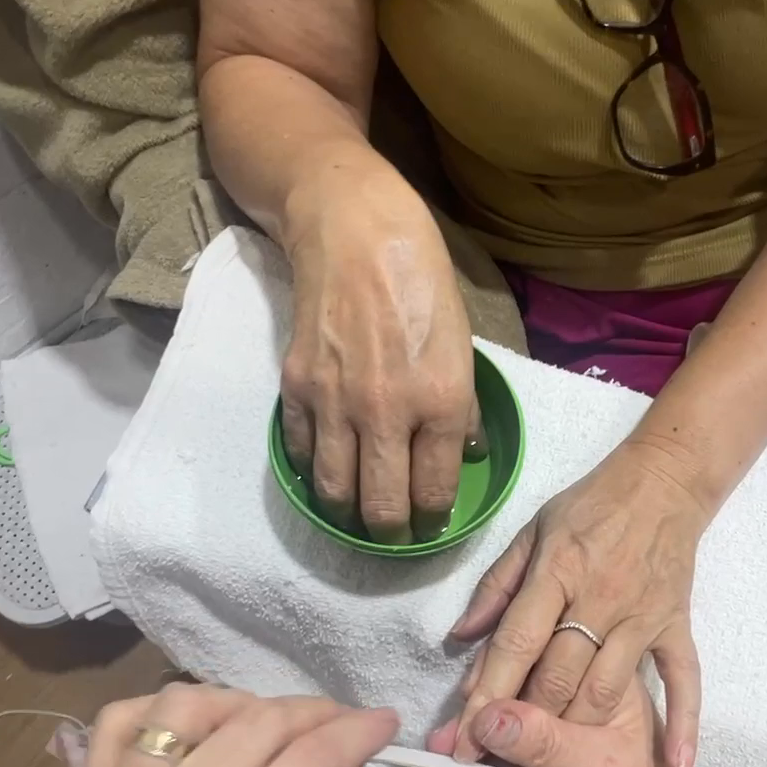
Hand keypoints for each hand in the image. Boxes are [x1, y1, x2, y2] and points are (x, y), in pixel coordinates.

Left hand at [3, 683, 397, 766]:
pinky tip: (202, 731)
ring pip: (193, 703)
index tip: (386, 721)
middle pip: (259, 725)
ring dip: (247, 703)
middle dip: (317, 713)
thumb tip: (342, 761)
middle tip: (345, 722)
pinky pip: (124, 716)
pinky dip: (172, 708)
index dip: (356, 733)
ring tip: (270, 730)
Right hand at [281, 181, 482, 543]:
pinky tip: (328, 475)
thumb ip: (465, 408)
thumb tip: (469, 454)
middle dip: (392, 534)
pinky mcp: (297, 387)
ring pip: (337, 493)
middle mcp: (389, 412)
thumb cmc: (423, 284)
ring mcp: (337, 403)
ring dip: (349, 516)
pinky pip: (303, 455)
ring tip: (359, 517)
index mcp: (442, 401)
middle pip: (384, 507)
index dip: (433, 520)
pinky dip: (315, 474)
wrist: (355, 231)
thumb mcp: (464, 345)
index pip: (435, 491)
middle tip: (396, 535)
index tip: (430, 526)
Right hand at [427, 675, 729, 766]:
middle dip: (472, 715)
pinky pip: (492, 762)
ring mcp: (551, 731)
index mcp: (601, 677)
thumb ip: (546, 742)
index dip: (501, 673)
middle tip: (442, 747)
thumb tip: (486, 716)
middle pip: (510, 686)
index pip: (543, 654)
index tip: (468, 705)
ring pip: (495, 723)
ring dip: (462, 748)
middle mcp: (573, 695)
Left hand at [432, 439, 711, 766]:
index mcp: (556, 571)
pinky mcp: (677, 624)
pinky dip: (684, 722)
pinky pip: (685, 677)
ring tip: (546, 764)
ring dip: (573, 731)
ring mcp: (642, 615)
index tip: (462, 744)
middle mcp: (599, 598)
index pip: (515, 644)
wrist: (665, 482)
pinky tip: (675, 764)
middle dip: (520, 727)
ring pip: (604, 690)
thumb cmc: (591, 505)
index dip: (485, 696)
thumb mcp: (533, 530)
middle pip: (556, 677)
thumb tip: (460, 637)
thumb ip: (496, 585)